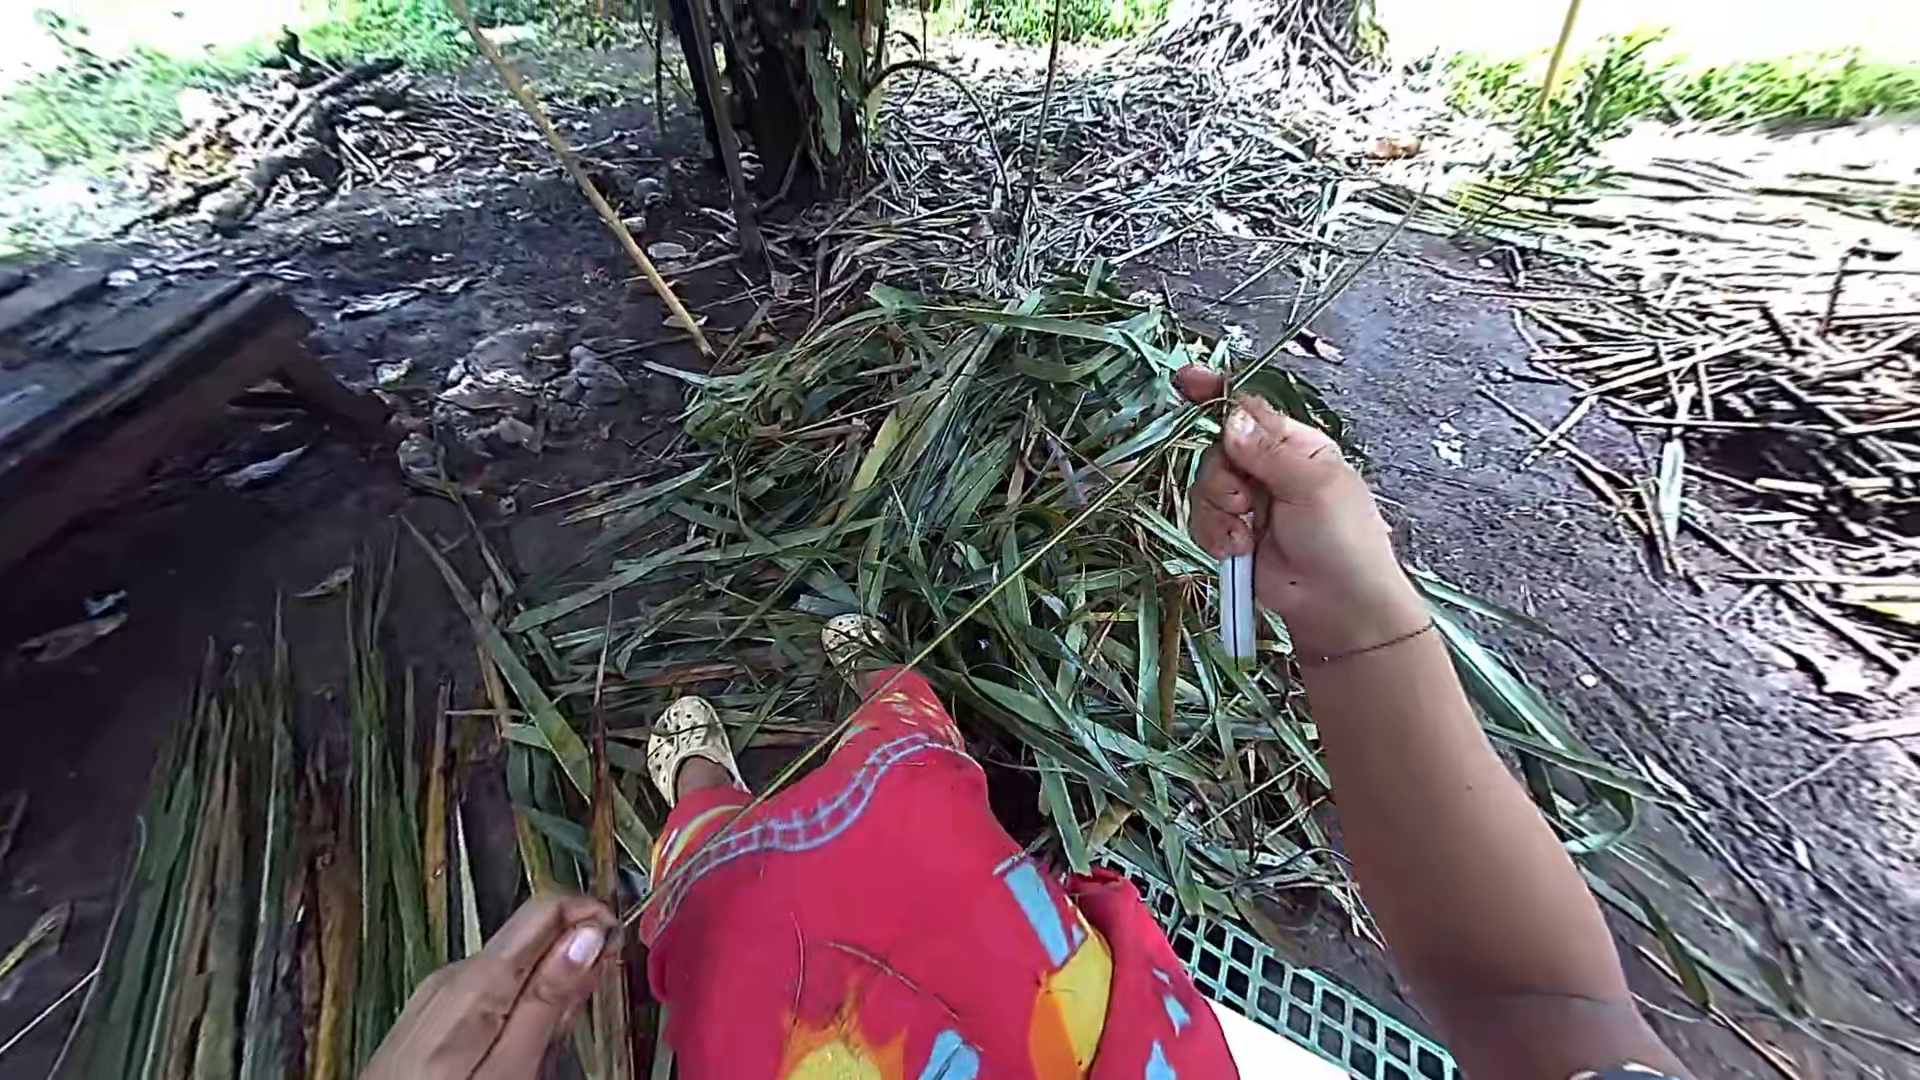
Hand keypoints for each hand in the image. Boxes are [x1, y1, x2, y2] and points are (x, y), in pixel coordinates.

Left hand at [361, 894, 618, 1079]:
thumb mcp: (509, 1069)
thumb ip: (549, 996)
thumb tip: (592, 931)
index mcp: (476, 978)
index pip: (547, 905)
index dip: (590, 915)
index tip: (614, 950)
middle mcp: (454, 972)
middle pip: (534, 932)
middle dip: (573, 955)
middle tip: (586, 1004)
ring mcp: (436, 994)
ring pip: (516, 959)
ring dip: (549, 979)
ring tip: (556, 1032)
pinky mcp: (428, 1016)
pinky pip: (491, 984)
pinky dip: (521, 997)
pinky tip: (523, 1038)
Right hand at [1176, 366, 1427, 658]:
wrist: (1334, 603)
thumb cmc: (1342, 538)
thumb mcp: (1313, 485)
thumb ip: (1268, 452)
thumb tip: (1229, 419)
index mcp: (1292, 445)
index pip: (1248, 410)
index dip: (1216, 395)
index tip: (1185, 381)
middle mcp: (1263, 468)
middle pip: (1215, 452)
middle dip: (1222, 480)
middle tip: (1245, 502)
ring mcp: (1244, 502)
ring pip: (1202, 488)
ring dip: (1218, 513)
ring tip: (1245, 535)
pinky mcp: (1227, 531)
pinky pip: (1199, 520)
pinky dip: (1213, 535)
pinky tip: (1237, 550)